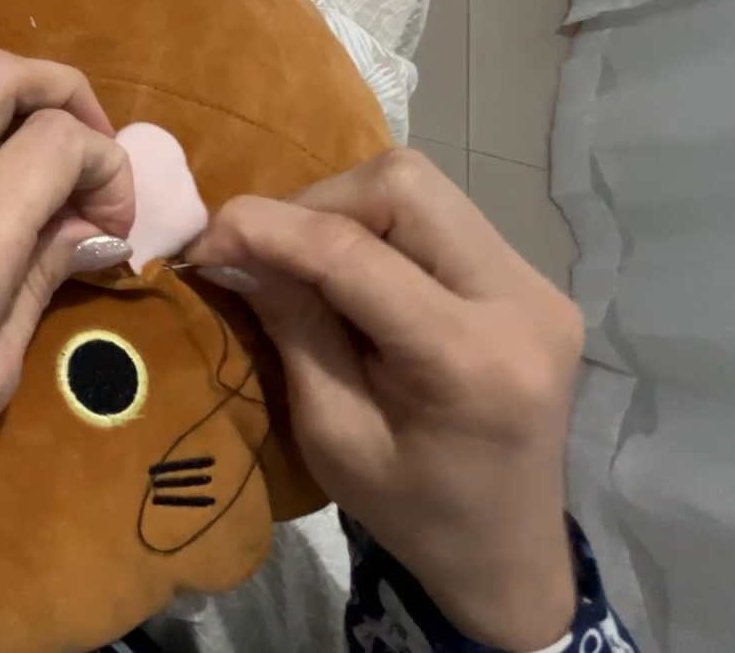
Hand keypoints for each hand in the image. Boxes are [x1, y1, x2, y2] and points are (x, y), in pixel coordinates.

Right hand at [185, 148, 583, 650]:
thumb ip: (288, 323)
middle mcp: (522, 301)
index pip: (350, 251)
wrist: (506, 549)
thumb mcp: (329, 429)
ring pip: (414, 184)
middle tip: (268, 254)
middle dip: (311, 205)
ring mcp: (534, 282)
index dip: (260, 229)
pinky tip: (348, 270)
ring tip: (304, 262)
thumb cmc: (409, 507)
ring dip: (338, 208)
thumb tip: (229, 248)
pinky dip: (367, 222)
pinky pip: (429, 209)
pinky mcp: (524, 276)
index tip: (200, 245)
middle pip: (400, 185)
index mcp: (471, 361)